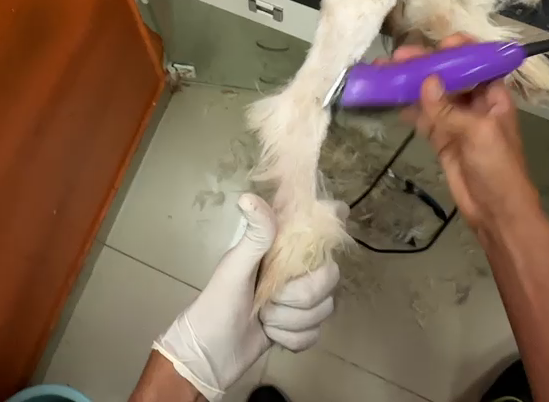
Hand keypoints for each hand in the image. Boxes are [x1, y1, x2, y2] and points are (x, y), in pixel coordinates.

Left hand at [151, 193, 339, 399]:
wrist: (211, 352)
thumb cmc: (218, 302)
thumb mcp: (234, 266)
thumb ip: (254, 234)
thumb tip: (248, 196)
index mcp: (281, 245)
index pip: (318, 223)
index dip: (332, 222)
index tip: (337, 229)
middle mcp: (297, 268)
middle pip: (329, 276)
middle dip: (299, 296)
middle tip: (269, 300)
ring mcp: (302, 298)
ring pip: (324, 308)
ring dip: (290, 321)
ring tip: (265, 317)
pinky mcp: (303, 326)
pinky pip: (315, 333)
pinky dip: (292, 339)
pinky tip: (272, 334)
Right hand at [399, 33, 539, 232]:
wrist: (496, 213)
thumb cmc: (498, 168)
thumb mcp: (478, 134)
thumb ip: (450, 108)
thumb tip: (425, 80)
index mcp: (493, 96)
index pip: (478, 62)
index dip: (461, 50)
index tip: (439, 45)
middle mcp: (474, 102)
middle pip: (449, 74)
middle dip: (426, 62)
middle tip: (399, 57)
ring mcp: (456, 119)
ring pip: (431, 92)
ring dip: (410, 80)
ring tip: (385, 70)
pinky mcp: (441, 136)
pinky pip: (422, 114)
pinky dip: (406, 104)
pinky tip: (389, 95)